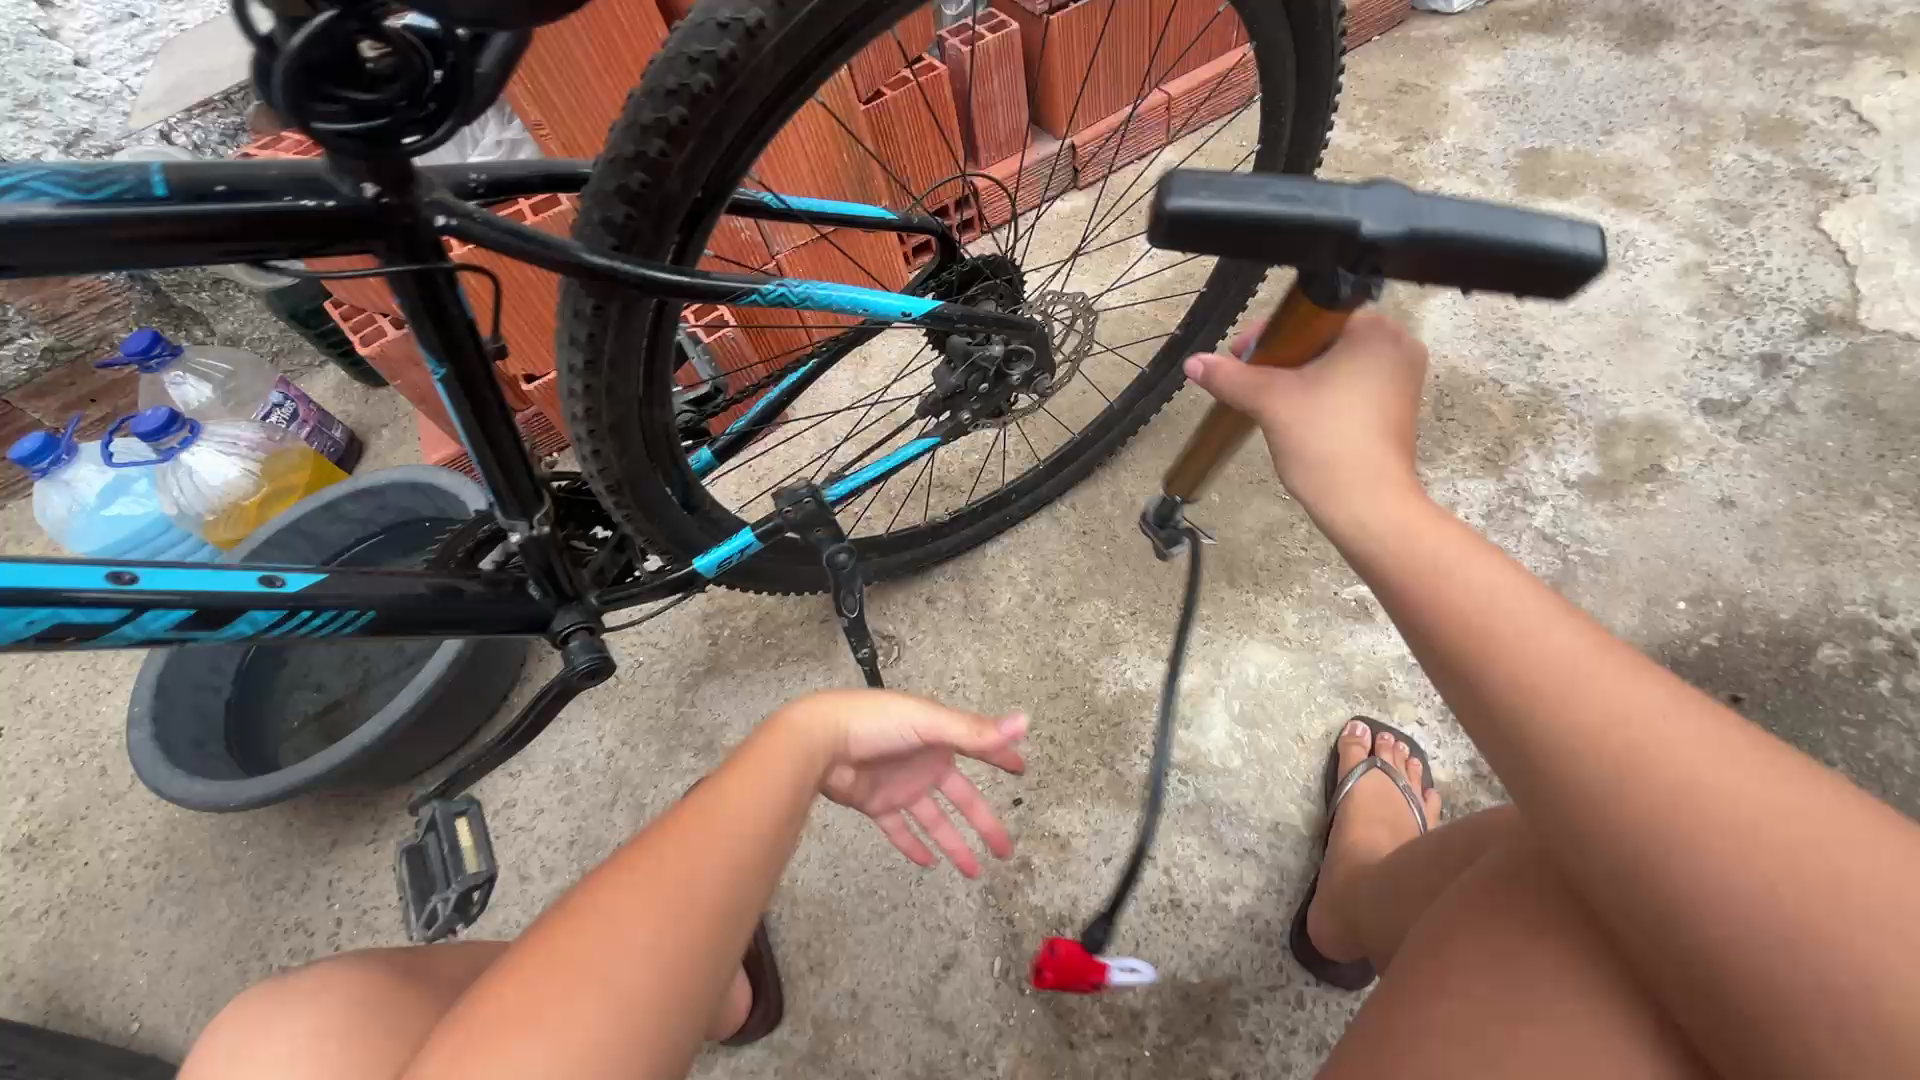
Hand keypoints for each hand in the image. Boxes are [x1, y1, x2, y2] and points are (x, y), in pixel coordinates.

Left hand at [778, 689, 1027, 876]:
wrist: (820, 740)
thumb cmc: (876, 723)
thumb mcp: (929, 722)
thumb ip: (975, 731)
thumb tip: (1025, 722)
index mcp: (939, 737)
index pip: (978, 748)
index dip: (1000, 756)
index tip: (1021, 771)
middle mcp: (923, 762)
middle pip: (961, 797)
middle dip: (984, 821)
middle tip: (1006, 849)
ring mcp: (900, 785)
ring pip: (934, 820)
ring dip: (953, 844)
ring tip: (975, 871)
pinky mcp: (876, 804)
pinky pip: (899, 830)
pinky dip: (913, 846)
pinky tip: (930, 863)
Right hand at [1181, 312, 1428, 517]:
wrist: (1368, 506)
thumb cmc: (1324, 441)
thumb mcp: (1269, 401)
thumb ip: (1230, 377)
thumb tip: (1193, 362)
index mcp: (1374, 329)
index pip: (1310, 313)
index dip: (1269, 333)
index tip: (1240, 356)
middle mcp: (1396, 345)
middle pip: (1323, 338)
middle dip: (1281, 358)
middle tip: (1249, 381)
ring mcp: (1402, 378)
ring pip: (1336, 364)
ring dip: (1299, 377)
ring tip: (1268, 401)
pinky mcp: (1397, 408)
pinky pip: (1351, 386)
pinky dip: (1322, 394)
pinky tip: (1298, 416)